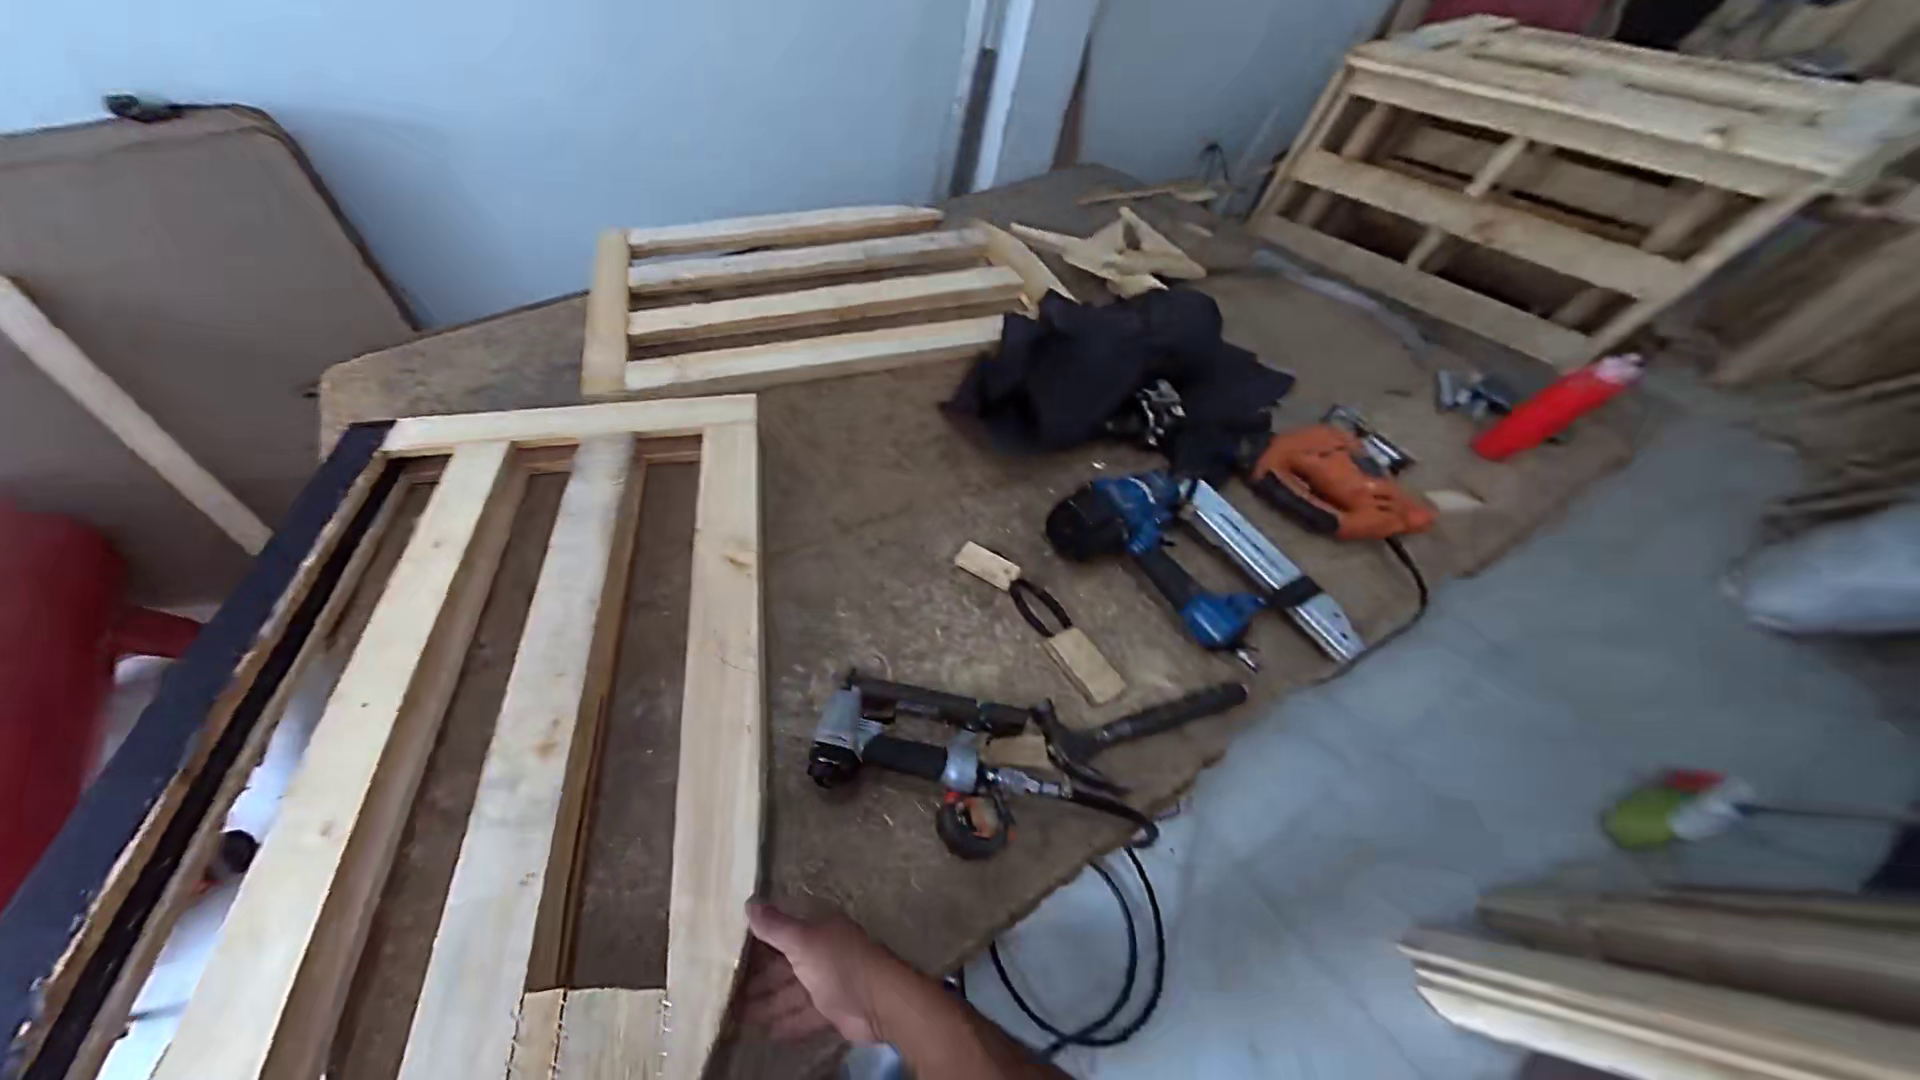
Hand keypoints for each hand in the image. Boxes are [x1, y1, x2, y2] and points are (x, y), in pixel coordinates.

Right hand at [742, 902, 898, 1043]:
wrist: (877, 1002)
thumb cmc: (839, 963)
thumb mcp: (804, 941)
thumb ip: (776, 927)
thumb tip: (749, 903)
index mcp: (817, 930)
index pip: (782, 932)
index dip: (759, 941)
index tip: (731, 951)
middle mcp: (821, 952)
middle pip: (784, 965)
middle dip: (758, 979)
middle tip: (727, 992)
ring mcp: (826, 981)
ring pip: (790, 992)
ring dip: (767, 1003)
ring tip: (736, 1016)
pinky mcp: (830, 1008)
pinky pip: (801, 1015)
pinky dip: (785, 1022)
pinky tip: (765, 1032)